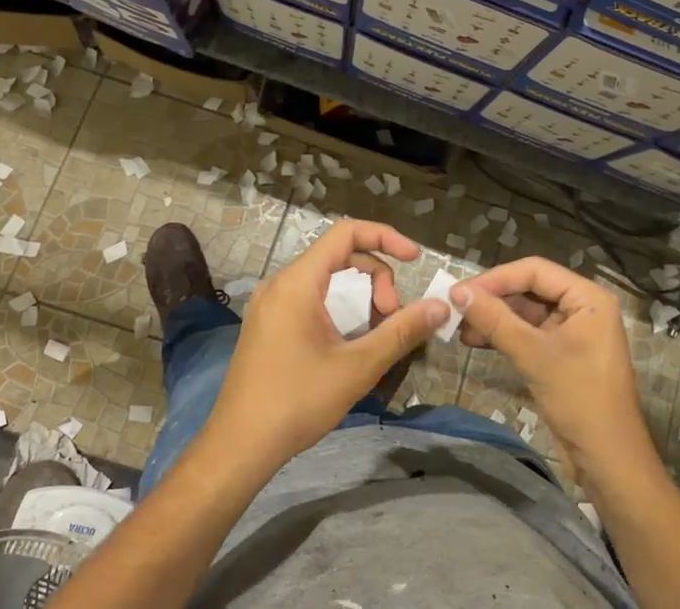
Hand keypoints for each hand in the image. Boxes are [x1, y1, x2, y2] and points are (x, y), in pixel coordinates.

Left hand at [204, 220, 448, 466]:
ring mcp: (271, 306)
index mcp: (297, 283)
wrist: (239, 447)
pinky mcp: (269, 326)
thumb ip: (401, 331)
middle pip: (340, 257)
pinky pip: (312, 301)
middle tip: (392, 318)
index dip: (385, 237)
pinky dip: (340, 311)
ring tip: (376, 336)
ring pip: (327, 282)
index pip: (346, 233)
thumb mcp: (357, 367)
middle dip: (376, 279)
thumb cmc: (296, 402)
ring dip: (360, 298)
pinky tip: (352, 345)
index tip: (415, 259)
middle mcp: (280, 284)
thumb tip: (440, 306)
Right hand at [451, 257, 654, 478]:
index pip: (535, 271)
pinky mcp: (563, 355)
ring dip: (495, 319)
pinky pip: (529, 334)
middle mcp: (583, 308)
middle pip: (530, 290)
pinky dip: (505, 336)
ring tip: (460, 329)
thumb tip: (458, 292)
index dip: (496, 278)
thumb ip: (496, 320)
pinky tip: (477, 341)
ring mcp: (573, 332)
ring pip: (526, 313)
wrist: (607, 458)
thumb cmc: (579, 398)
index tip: (460, 291)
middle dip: (493, 299)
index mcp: (588, 298)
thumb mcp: (534, 356)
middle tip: (455, 310)